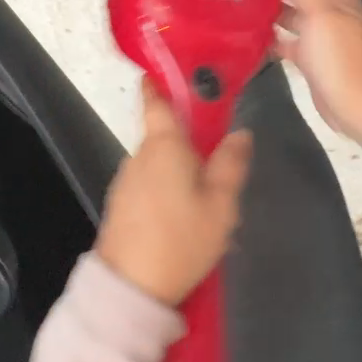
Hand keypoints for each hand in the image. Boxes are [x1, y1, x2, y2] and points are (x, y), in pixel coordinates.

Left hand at [95, 80, 254, 306]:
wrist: (129, 290)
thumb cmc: (180, 240)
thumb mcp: (220, 205)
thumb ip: (231, 164)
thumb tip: (240, 132)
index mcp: (163, 145)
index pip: (155, 99)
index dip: (160, 81)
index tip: (170, 71)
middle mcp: (138, 155)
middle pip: (164, 137)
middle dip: (187, 146)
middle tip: (218, 166)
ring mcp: (125, 181)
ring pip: (158, 165)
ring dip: (178, 174)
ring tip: (205, 205)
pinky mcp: (120, 207)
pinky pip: (148, 188)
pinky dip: (165, 195)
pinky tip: (183, 224)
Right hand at [276, 0, 361, 155]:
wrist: (356, 105)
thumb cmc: (341, 56)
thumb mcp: (322, 13)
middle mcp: (330, 9)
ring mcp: (320, 34)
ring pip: (291, 9)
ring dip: (270, 1)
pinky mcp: (310, 57)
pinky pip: (286, 38)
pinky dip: (269, 34)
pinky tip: (249, 32)